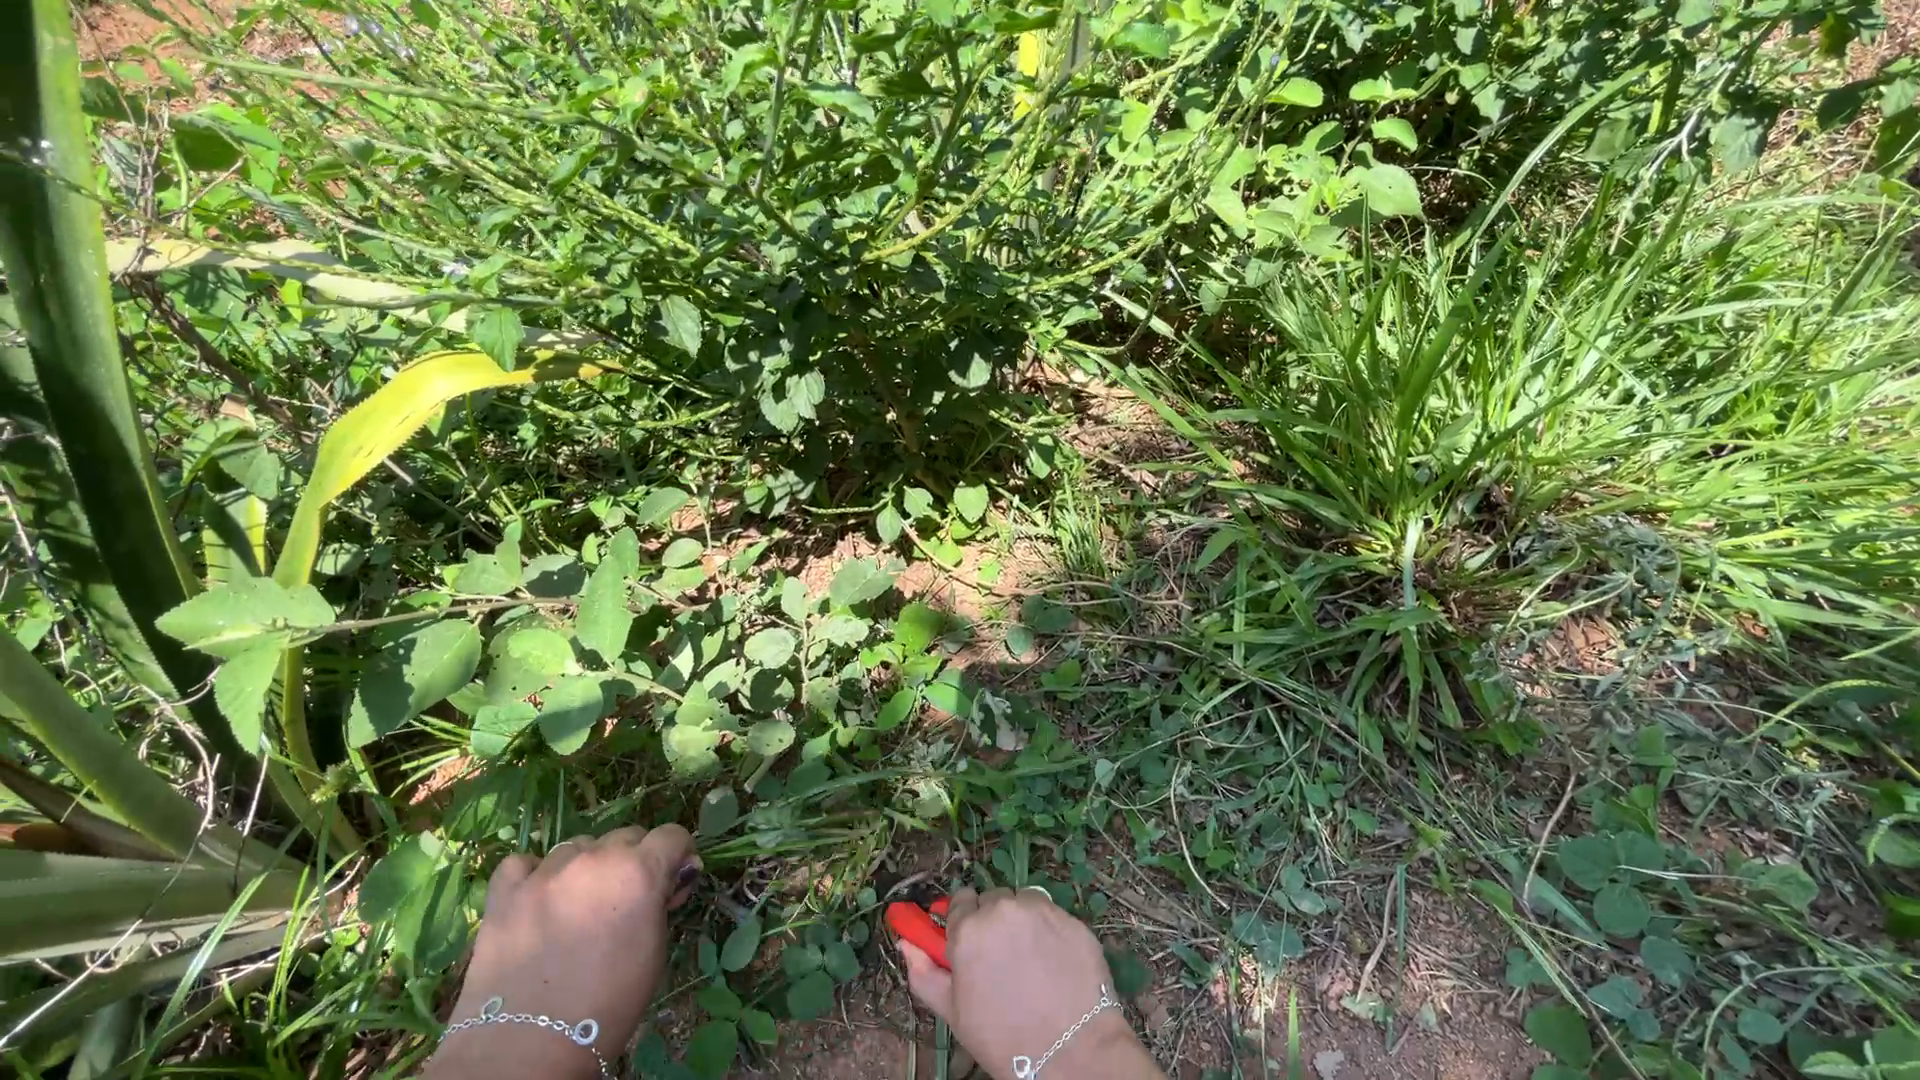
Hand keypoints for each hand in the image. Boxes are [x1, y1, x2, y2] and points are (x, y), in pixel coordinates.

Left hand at [424, 825, 698, 1079]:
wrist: (529, 1047)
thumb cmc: (608, 1004)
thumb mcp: (656, 950)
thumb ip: (662, 902)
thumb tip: (669, 880)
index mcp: (639, 872)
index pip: (672, 835)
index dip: (679, 855)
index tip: (675, 881)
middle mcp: (595, 860)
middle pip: (626, 837)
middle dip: (635, 860)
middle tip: (629, 900)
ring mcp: (546, 873)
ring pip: (578, 846)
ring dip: (589, 866)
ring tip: (581, 904)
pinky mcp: (506, 892)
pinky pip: (524, 864)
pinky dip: (535, 875)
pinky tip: (539, 898)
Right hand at [897, 887, 1161, 1079]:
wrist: (1072, 1053)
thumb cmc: (1004, 1038)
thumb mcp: (954, 1013)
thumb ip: (924, 973)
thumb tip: (906, 944)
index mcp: (968, 928)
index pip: (960, 901)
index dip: (965, 922)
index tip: (972, 943)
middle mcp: (1002, 909)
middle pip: (991, 899)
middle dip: (992, 920)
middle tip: (1000, 957)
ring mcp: (1040, 911)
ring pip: (1022, 901)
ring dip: (1020, 919)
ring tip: (1028, 958)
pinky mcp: (1071, 918)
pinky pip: (1051, 914)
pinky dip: (1048, 929)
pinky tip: (1053, 961)